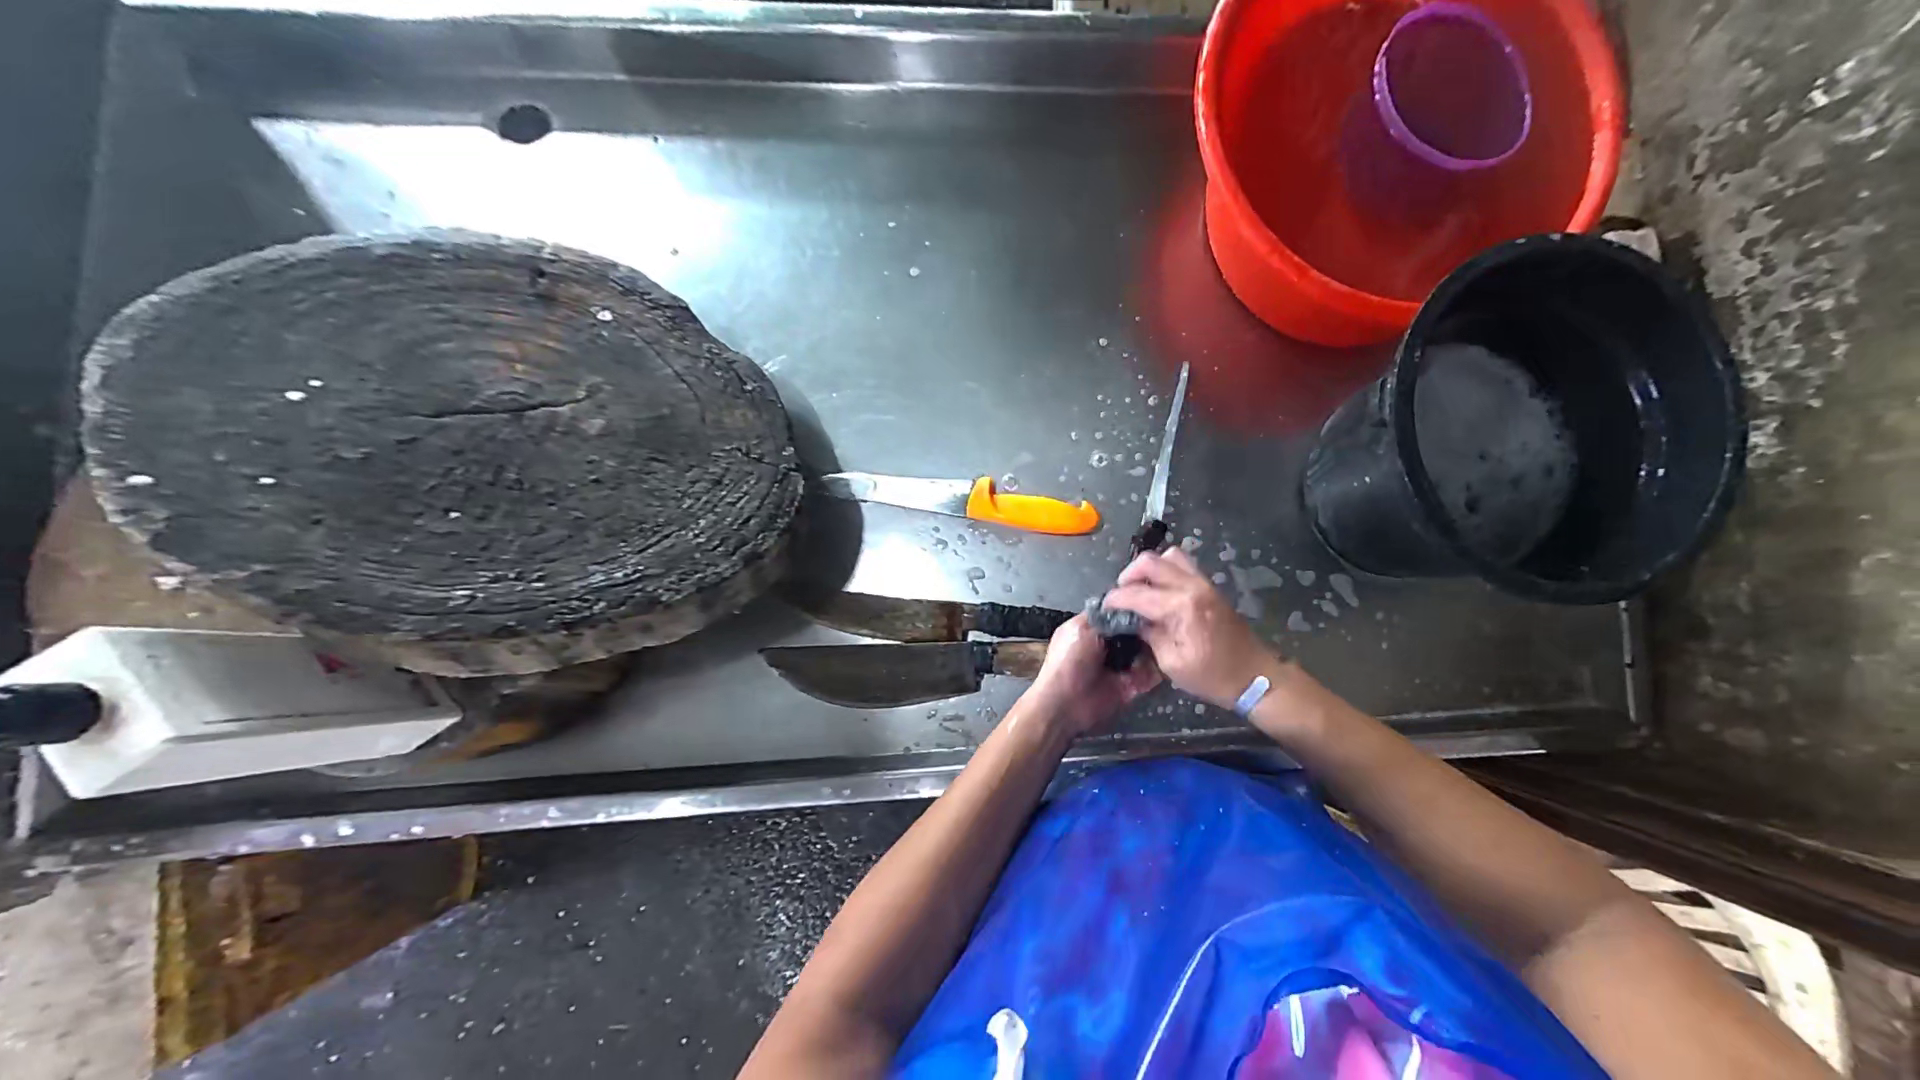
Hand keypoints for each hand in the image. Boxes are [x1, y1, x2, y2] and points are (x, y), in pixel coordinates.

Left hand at [1018, 614, 1161, 738]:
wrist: (1064, 704)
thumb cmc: (1067, 663)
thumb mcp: (1081, 630)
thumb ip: (1103, 617)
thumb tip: (1124, 606)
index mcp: (1091, 628)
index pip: (1118, 613)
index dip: (1132, 609)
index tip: (1149, 605)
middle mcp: (1108, 645)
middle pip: (1136, 632)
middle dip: (1147, 630)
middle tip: (1160, 625)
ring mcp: (1120, 665)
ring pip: (1147, 652)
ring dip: (1153, 649)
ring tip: (1161, 642)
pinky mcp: (1130, 685)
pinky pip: (1151, 674)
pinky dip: (1157, 669)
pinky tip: (1161, 660)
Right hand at [1102, 548, 1279, 709]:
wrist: (1256, 676)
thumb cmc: (1213, 676)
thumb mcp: (1172, 663)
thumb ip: (1150, 635)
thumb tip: (1133, 621)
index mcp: (1181, 606)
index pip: (1136, 593)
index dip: (1115, 600)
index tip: (1104, 609)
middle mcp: (1192, 586)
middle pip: (1150, 561)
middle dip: (1128, 576)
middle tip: (1121, 597)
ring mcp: (1204, 583)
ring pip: (1169, 556)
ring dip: (1150, 569)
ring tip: (1142, 590)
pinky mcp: (1210, 587)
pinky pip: (1183, 565)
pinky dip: (1166, 571)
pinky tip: (1160, 592)